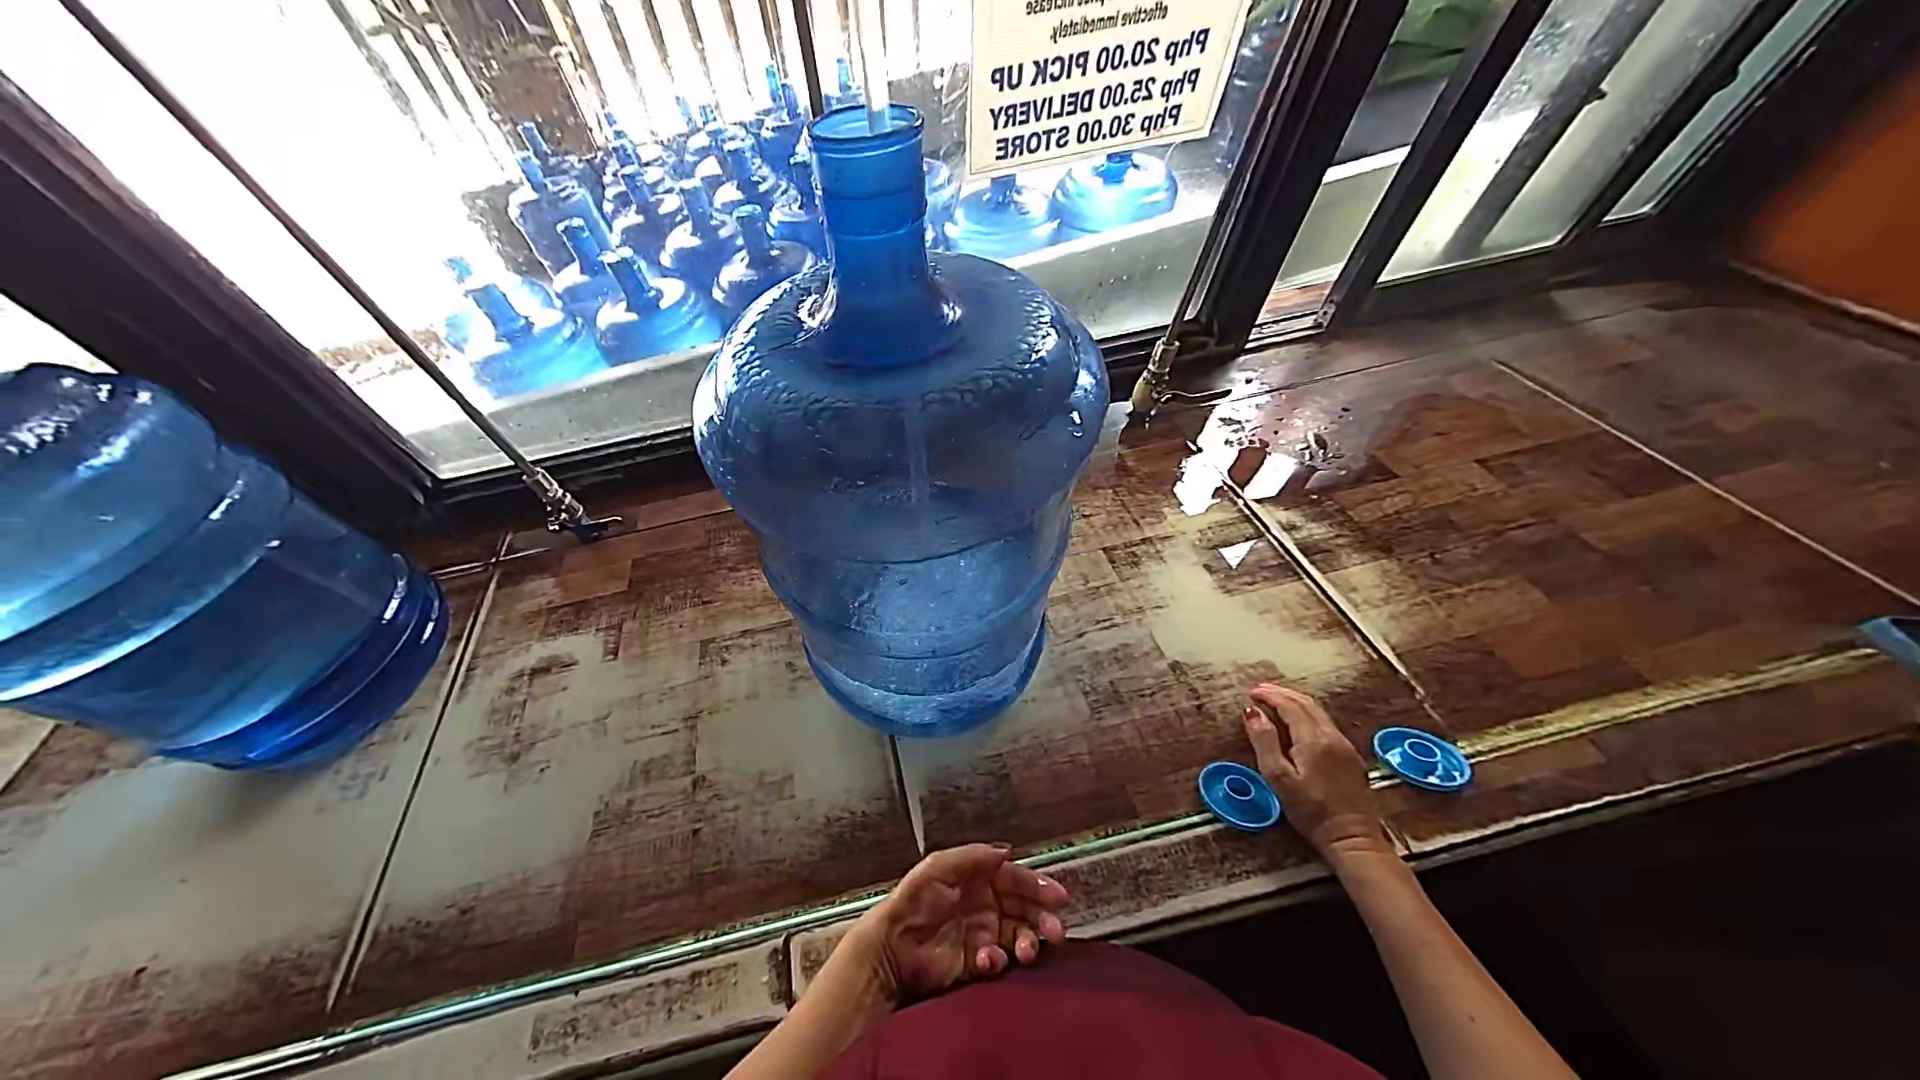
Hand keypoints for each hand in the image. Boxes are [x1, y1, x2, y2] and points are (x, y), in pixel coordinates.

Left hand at [843, 844, 1070, 1005]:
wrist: (891, 947)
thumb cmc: (913, 901)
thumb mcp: (938, 867)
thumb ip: (973, 856)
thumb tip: (1007, 850)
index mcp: (979, 879)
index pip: (1016, 878)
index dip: (1038, 886)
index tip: (1058, 897)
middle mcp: (986, 904)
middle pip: (1024, 909)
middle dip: (1042, 918)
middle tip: (1054, 932)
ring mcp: (982, 934)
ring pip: (1018, 936)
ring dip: (1028, 943)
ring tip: (1026, 951)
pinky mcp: (976, 963)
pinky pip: (1000, 960)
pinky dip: (1000, 960)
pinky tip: (989, 960)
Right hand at [1243, 684, 1389, 859]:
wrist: (1352, 839)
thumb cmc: (1310, 811)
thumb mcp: (1279, 778)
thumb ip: (1264, 742)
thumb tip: (1252, 712)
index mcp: (1313, 739)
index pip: (1290, 705)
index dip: (1269, 695)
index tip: (1250, 692)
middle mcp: (1332, 736)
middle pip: (1306, 704)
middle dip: (1281, 694)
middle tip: (1259, 691)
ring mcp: (1345, 746)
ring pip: (1318, 713)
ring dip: (1295, 702)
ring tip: (1275, 702)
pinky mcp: (1350, 758)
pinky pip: (1326, 724)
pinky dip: (1307, 715)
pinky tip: (1297, 722)